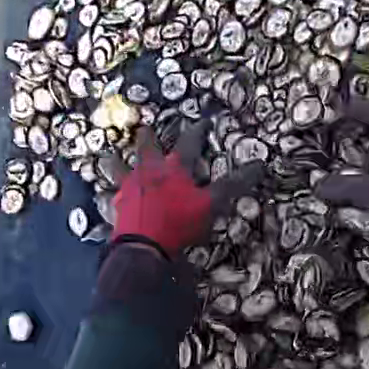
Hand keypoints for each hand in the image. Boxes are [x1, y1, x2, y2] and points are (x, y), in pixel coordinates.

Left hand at [110, 121, 263, 255]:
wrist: (142, 247)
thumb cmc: (178, 222)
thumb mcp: (210, 204)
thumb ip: (233, 184)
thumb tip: (260, 164)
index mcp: (174, 167)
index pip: (190, 142)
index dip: (199, 131)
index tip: (205, 121)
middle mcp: (149, 172)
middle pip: (147, 148)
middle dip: (148, 138)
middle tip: (145, 129)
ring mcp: (130, 188)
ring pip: (120, 168)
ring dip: (117, 161)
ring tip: (109, 155)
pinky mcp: (117, 207)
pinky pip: (111, 196)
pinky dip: (111, 194)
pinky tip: (108, 195)